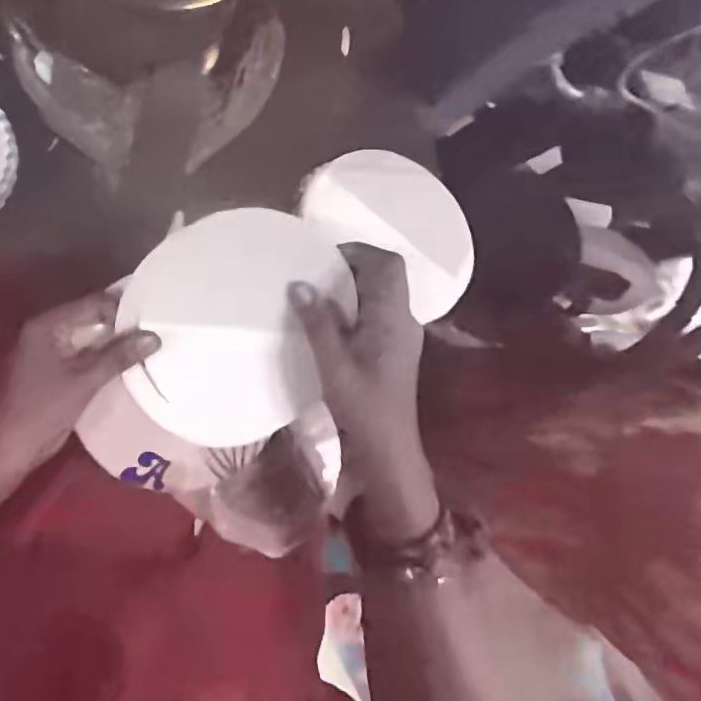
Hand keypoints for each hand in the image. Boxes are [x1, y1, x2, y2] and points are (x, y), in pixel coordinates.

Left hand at [0, 292, 159, 509]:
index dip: (122, 307)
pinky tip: (123, 361)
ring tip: (145, 342)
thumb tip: (153, 336)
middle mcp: (43, 330)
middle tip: (154, 326)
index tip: (153, 314)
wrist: (8, 450)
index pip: (91, 303)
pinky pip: (80, 352)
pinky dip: (100, 354)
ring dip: (111, 340)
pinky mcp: (49, 368)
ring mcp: (44, 350)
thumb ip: (118, 356)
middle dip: (119, 322)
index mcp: (46, 325)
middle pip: (88, 316)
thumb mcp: (84, 382)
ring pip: (85, 335)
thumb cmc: (42, 412)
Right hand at [290, 245, 436, 540]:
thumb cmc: (362, 406)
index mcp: (393, 318)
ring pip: (379, 292)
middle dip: (349, 265)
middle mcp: (403, 320)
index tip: (322, 256)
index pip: (388, 265)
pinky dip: (351, 303)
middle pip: (384, 275)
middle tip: (311, 270)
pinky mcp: (391, 347)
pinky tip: (325, 318)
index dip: (358, 252)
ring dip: (349, 285)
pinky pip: (374, 310)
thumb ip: (317, 322)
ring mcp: (399, 334)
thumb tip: (298, 283)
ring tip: (313, 290)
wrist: (388, 448)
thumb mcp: (332, 363)